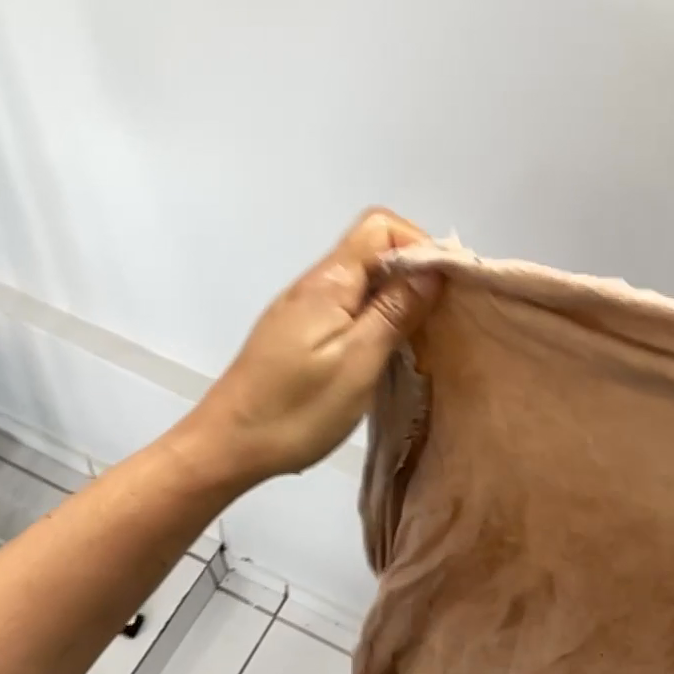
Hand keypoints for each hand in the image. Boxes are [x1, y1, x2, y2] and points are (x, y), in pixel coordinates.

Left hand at [183, 208, 442, 483]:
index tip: (444, 291)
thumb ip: (395, 311)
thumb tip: (431, 269)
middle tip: (438, 323)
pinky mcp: (297, 338)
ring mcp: (302, 313)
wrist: (229, 446)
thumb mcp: (358, 361)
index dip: (420, 247)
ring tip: (417, 344)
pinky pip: (346, 313)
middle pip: (372, 253)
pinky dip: (373, 325)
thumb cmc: (296, 410)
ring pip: (361, 286)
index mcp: (329, 283)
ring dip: (395, 304)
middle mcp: (314, 286)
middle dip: (413, 277)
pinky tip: (383, 358)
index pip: (381, 227)